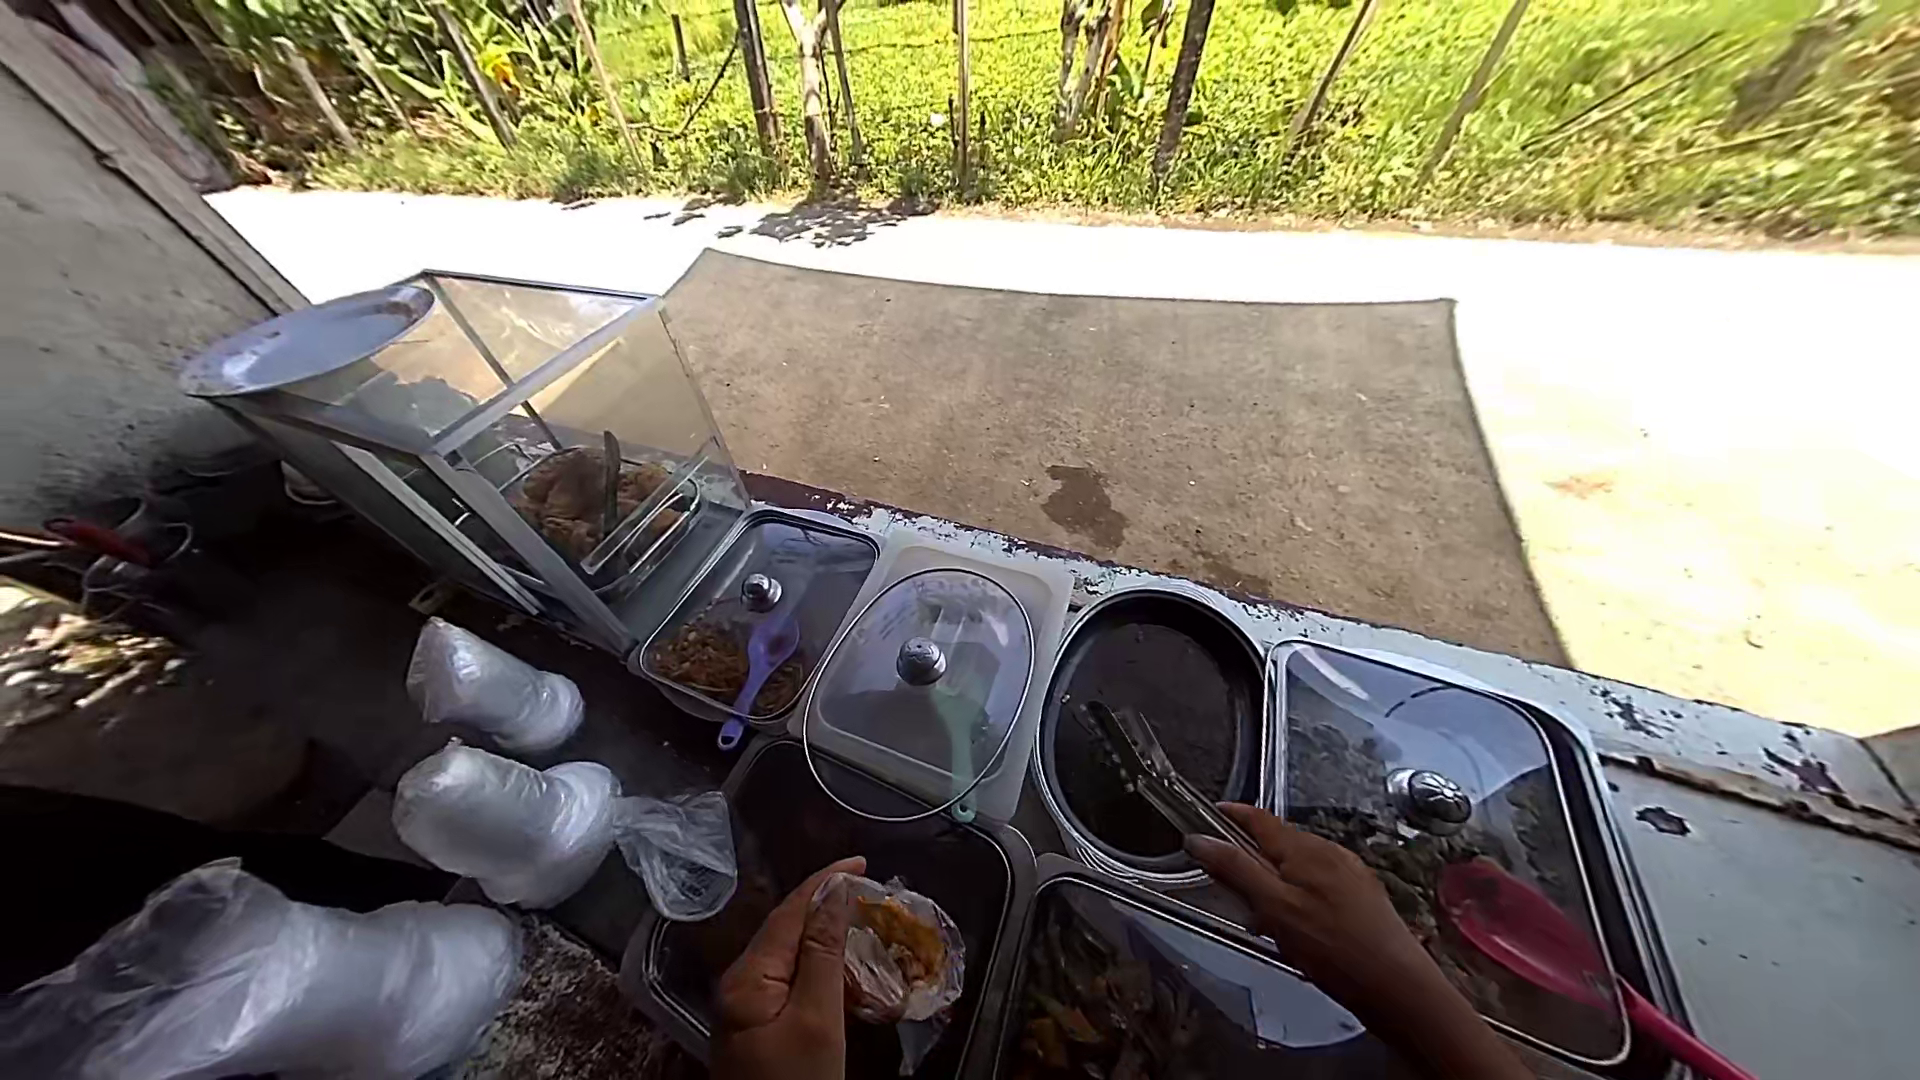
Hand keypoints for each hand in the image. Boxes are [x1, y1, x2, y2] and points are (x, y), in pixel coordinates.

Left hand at [711, 856, 866, 1079]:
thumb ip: (824, 949)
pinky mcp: (758, 1023)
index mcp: (746, 976)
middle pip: (787, 925)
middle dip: (825, 900)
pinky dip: (817, 957)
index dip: (826, 879)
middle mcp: (739, 983)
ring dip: (823, 926)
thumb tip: (834, 890)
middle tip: (866, 887)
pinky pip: (789, 973)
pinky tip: (839, 955)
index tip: (862, 862)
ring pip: (789, 947)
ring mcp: (746, 1005)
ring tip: (858, 911)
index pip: (791, 910)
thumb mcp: (818, 1018)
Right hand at [1189, 804, 1530, 1079]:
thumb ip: (1234, 869)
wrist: (1406, 996)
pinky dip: (1299, 894)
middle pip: (1276, 842)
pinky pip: (1319, 883)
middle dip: (1251, 858)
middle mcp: (1329, 850)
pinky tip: (1301, 927)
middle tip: (1234, 888)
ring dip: (1275, 880)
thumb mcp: (1274, 908)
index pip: (1257, 816)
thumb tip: (1197, 837)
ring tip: (1266, 916)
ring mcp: (1351, 872)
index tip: (1206, 816)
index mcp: (1304, 847)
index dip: (1229, 813)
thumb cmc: (1334, 948)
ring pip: (1298, 865)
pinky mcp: (1365, 897)